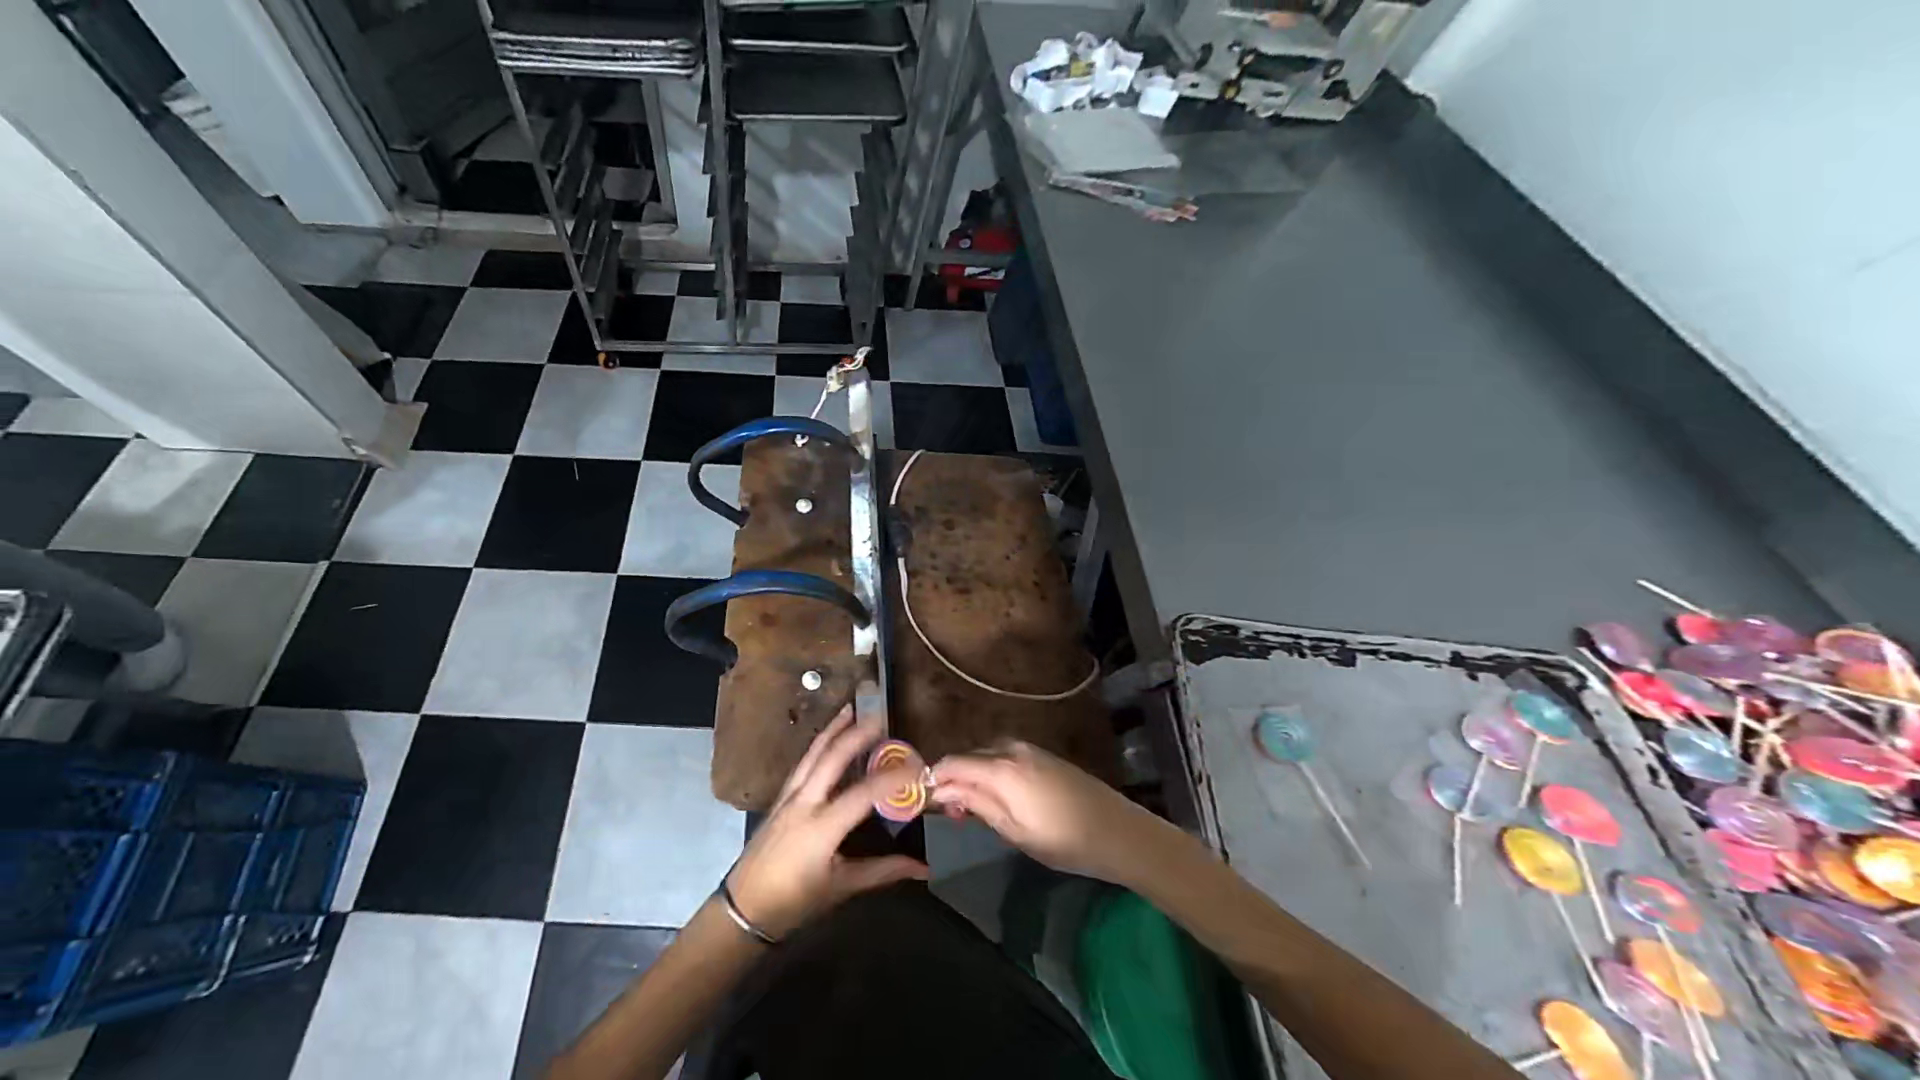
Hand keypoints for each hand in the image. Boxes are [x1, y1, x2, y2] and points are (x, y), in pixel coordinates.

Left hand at [725, 707, 928, 940]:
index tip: (917, 768)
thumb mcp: (841, 887)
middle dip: (856, 735)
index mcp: (821, 826)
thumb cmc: (793, 903)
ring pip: (812, 755)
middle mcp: (803, 803)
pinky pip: (802, 764)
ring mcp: (787, 798)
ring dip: (833, 731)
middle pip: (831, 759)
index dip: (893, 778)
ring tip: (850, 710)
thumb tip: (922, 868)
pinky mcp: (779, 800)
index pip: (864, 793)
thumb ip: (883, 871)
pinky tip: (826, 739)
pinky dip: (817, 746)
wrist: (742, 911)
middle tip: (881, 718)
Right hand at [929, 740, 1167, 883]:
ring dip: (973, 777)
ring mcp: (1030, 749)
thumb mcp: (1013, 830)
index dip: (933, 778)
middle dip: (953, 779)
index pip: (953, 762)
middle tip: (950, 814)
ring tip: (972, 810)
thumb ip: (976, 804)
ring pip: (987, 756)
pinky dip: (992, 774)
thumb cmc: (1062, 839)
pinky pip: (1005, 758)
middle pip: (969, 756)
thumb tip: (944, 791)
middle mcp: (1012, 748)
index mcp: (1001, 767)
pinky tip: (998, 799)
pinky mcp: (1043, 756)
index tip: (924, 800)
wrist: (1117, 831)